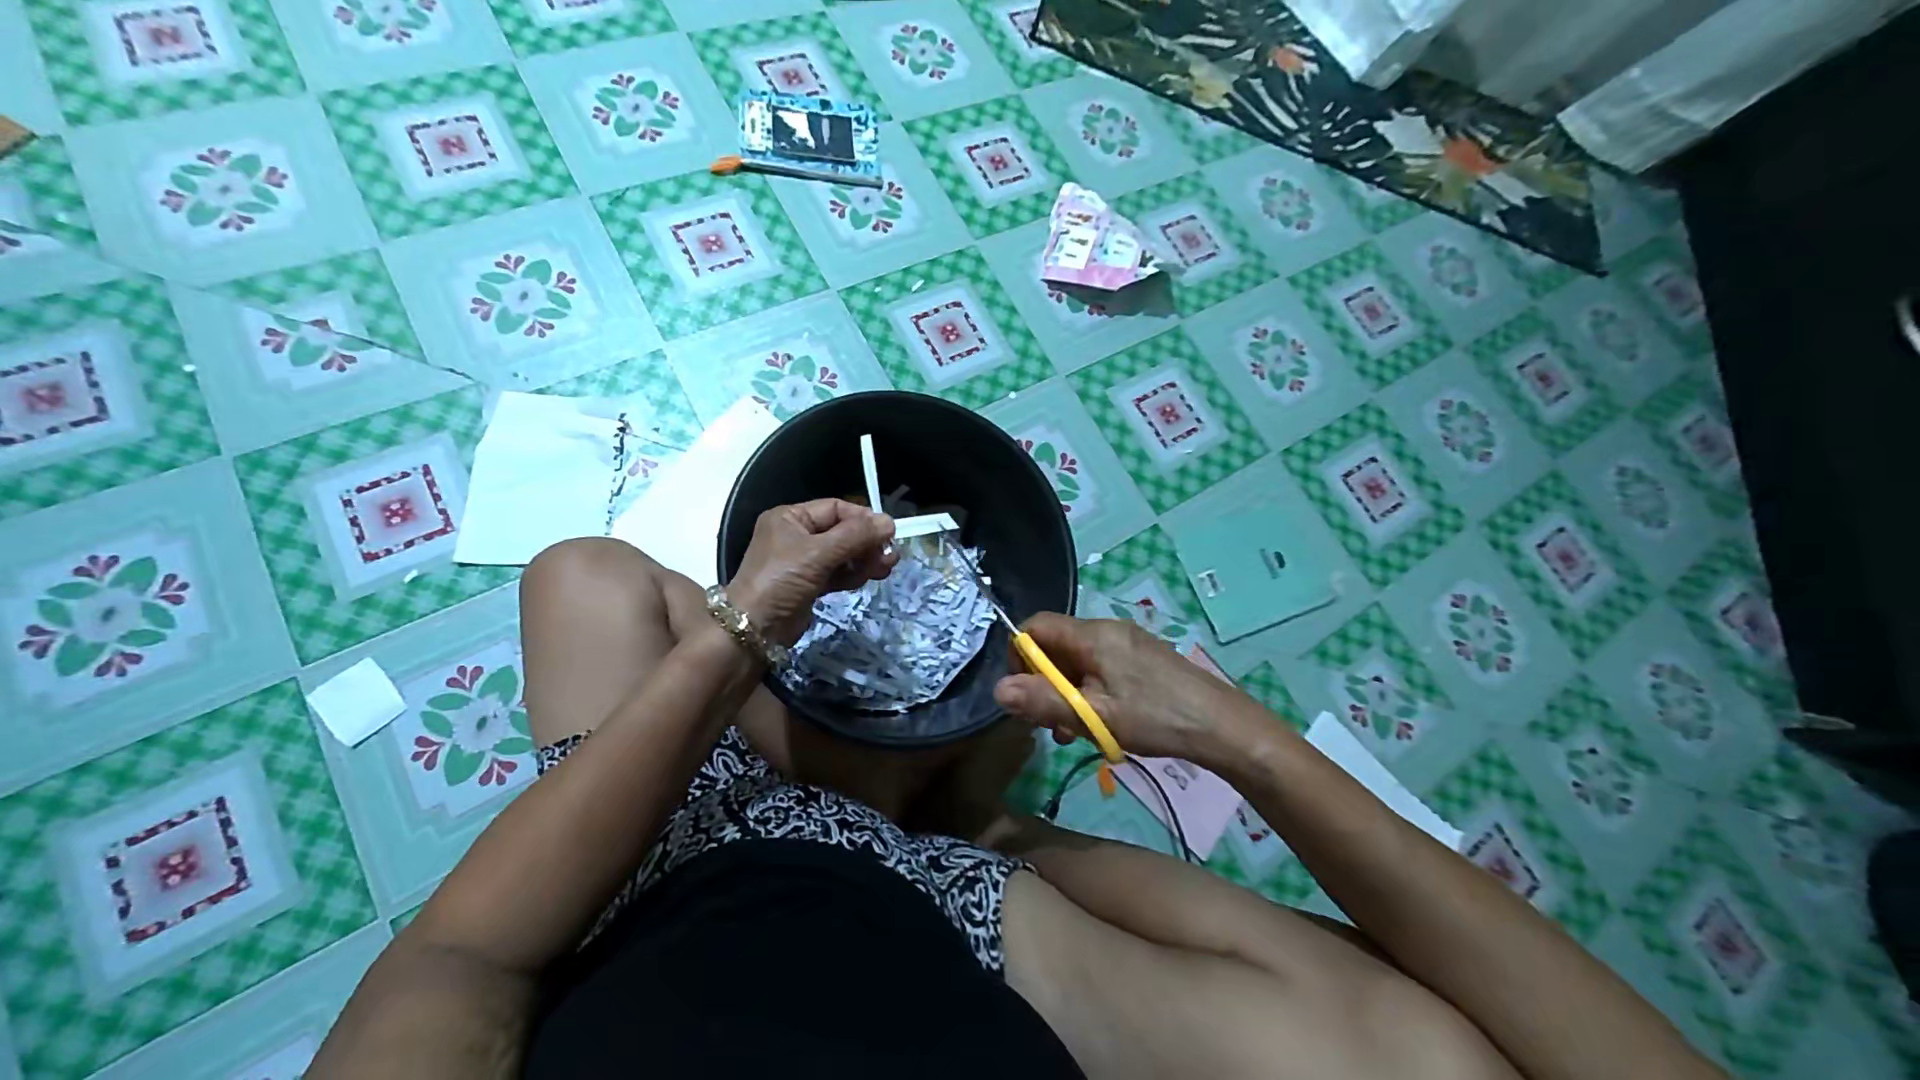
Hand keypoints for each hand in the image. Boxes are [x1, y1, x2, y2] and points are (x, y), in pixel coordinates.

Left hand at [727, 499, 897, 646]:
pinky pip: (838, 572)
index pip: (835, 508)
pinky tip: (868, 578)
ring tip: (884, 569)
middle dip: (868, 542)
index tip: (888, 532)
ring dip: (865, 560)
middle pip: (843, 531)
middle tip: (890, 556)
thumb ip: (855, 536)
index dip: (863, 519)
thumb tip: (889, 522)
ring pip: (844, 553)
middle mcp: (796, 535)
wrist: (753, 630)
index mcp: (790, 517)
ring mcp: (803, 561)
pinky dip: (853, 574)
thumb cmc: (781, 581)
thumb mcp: (818, 554)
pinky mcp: (809, 584)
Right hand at [992, 614, 1269, 764]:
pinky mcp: (1143, 659)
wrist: (1224, 727)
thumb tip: (998, 690)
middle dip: (1045, 682)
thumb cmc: (1156, 718)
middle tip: (1052, 723)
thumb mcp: (1095, 716)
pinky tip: (1103, 723)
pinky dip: (1091, 692)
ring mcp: (1128, 643)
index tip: (1024, 692)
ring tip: (1076, 732)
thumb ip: (1044, 702)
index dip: (1019, 655)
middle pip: (1056, 645)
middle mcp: (1108, 630)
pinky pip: (1101, 667)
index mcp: (1093, 635)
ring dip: (1068, 693)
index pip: (1036, 625)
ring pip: (1079, 660)